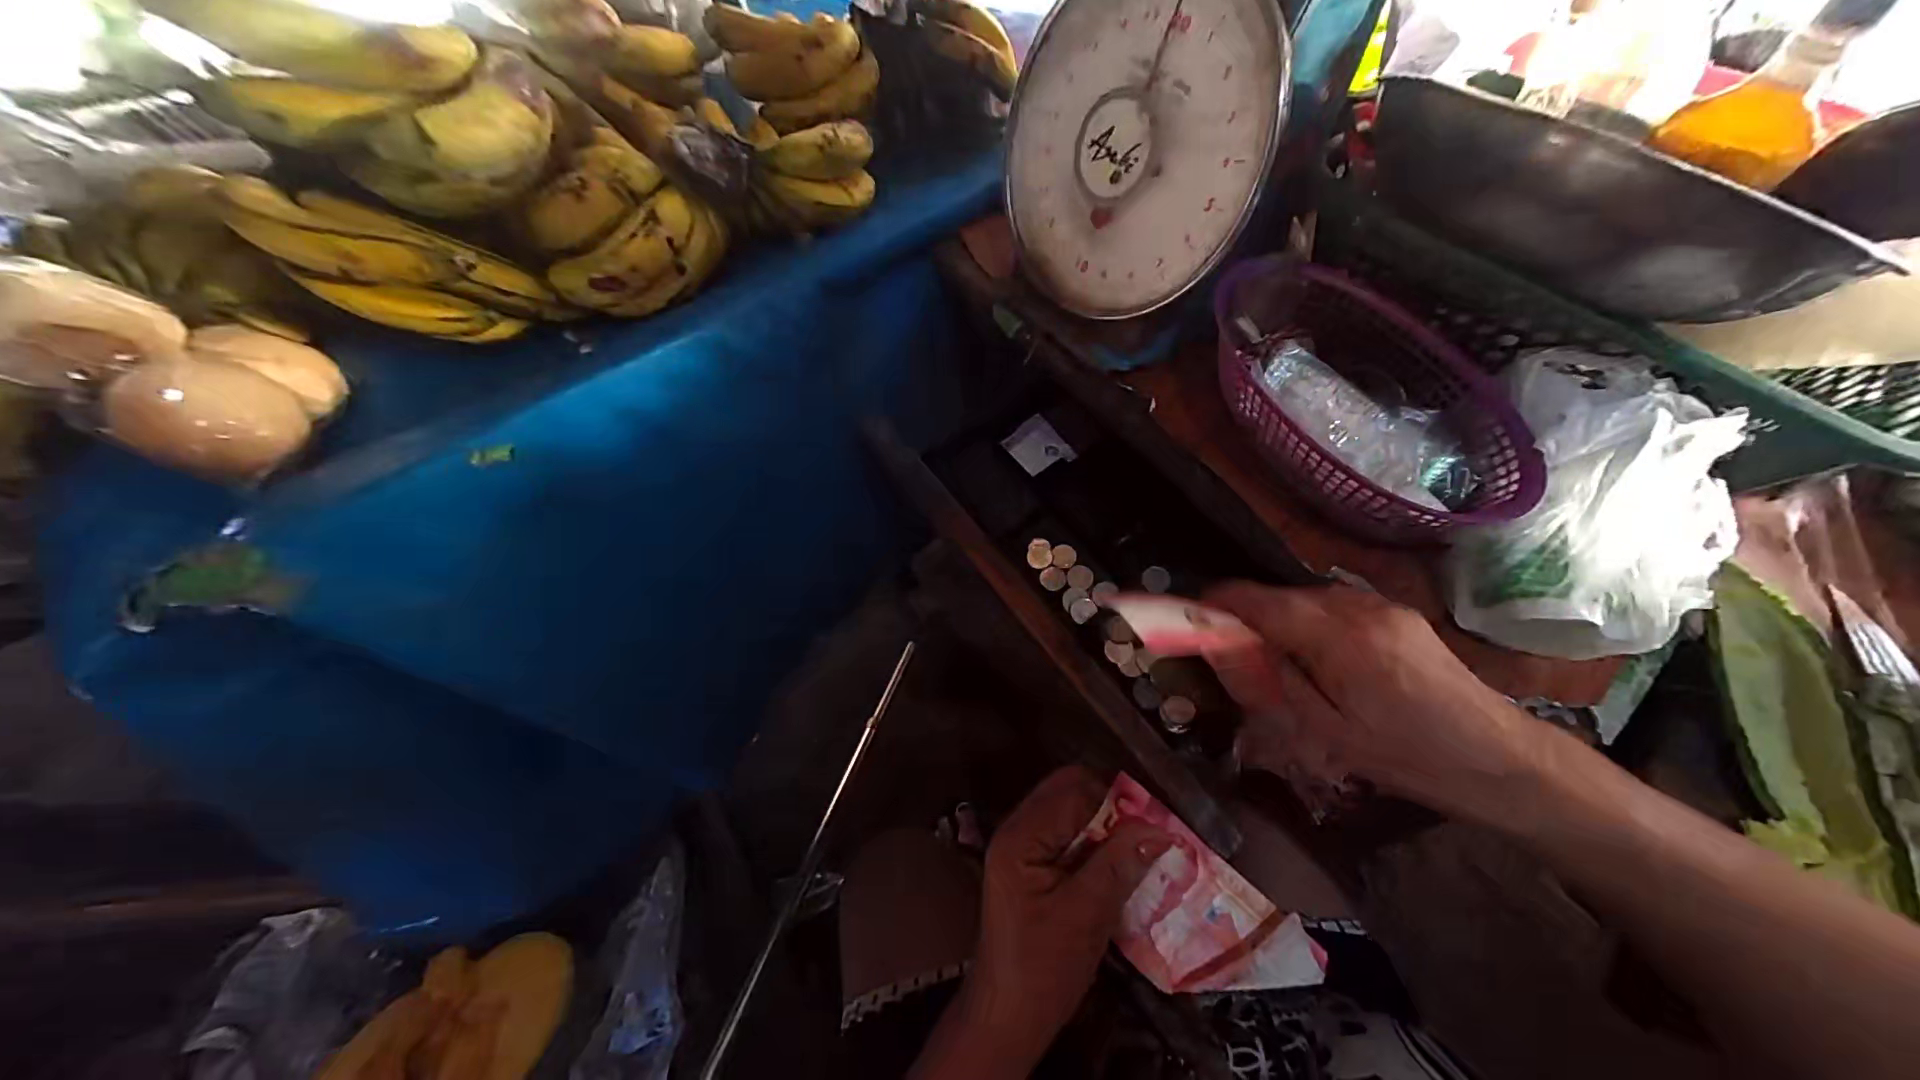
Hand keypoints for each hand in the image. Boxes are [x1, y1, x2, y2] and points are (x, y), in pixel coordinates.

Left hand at [962, 767, 1172, 1064]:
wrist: (1007, 1015)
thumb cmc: (1042, 969)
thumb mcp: (1086, 915)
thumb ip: (1118, 864)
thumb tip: (1159, 828)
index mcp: (1020, 836)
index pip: (1072, 791)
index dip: (1116, 799)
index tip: (1155, 817)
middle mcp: (1016, 830)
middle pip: (1067, 792)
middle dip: (1111, 805)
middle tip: (1149, 829)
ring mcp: (1021, 846)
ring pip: (1069, 812)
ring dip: (1105, 823)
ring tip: (1141, 843)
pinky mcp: (1031, 865)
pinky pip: (1066, 835)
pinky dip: (1094, 841)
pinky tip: (1119, 861)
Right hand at [1202, 582, 1546, 819]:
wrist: (1502, 761)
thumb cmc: (1408, 756)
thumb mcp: (1325, 731)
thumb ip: (1267, 680)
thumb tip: (1218, 647)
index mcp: (1338, 635)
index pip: (1257, 600)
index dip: (1215, 605)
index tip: (1189, 621)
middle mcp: (1357, 605)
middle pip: (1277, 596)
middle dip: (1246, 620)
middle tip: (1233, 660)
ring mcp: (1380, 605)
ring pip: (1303, 599)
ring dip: (1278, 623)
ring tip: (1277, 667)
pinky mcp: (1394, 612)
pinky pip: (1331, 607)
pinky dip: (1308, 625)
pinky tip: (1317, 662)